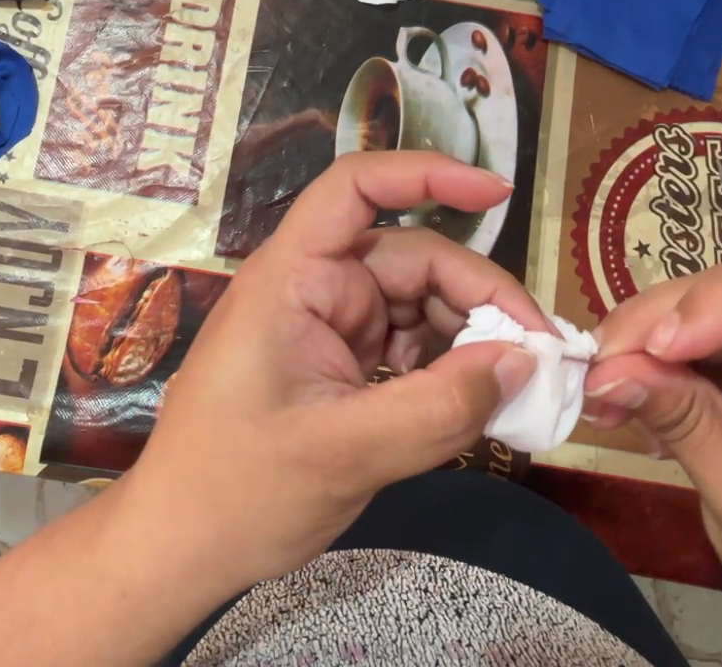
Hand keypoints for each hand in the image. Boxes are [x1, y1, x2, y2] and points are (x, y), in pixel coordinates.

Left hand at [125, 151, 544, 587]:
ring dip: (469, 336)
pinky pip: (408, 344)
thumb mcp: (345, 453)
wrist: (182, 547)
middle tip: (539, 357)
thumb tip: (523, 362)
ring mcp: (329, 323)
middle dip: (478, 298)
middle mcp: (314, 285)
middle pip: (411, 257)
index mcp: (293, 277)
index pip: (356, 188)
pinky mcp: (341, 359)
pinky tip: (477, 399)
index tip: (497, 194)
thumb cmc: (239, 491)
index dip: (426, 174)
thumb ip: (439, 408)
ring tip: (518, 386)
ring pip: (418, 302)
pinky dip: (447, 366)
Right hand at [581, 259, 721, 664]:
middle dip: (667, 320)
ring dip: (651, 341)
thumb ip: (691, 430)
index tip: (654, 348)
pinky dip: (661, 364)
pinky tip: (632, 395)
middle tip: (602, 362)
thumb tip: (607, 372)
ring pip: (719, 310)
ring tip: (606, 386)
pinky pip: (709, 344)